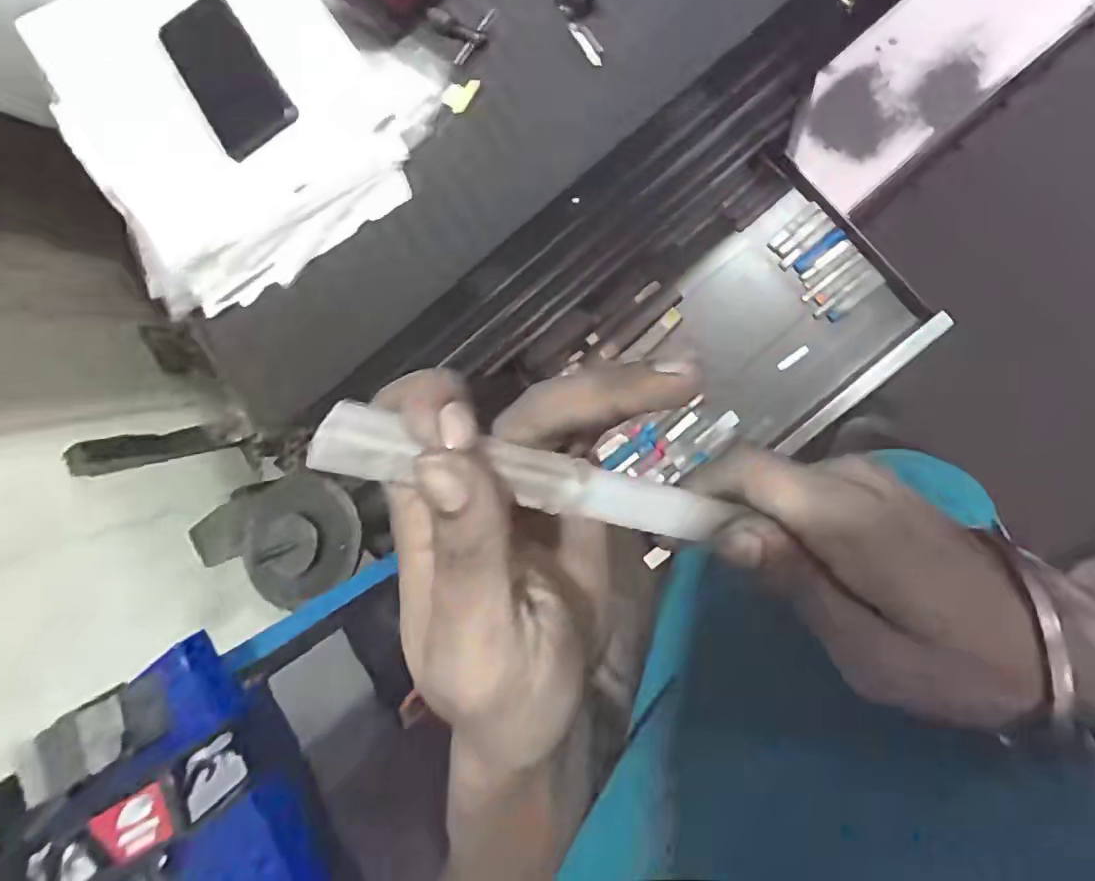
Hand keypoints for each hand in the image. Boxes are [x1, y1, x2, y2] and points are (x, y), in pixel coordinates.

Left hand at [374, 363, 700, 777]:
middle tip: (672, 383)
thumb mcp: (476, 637)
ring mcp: (540, 478)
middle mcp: (484, 478)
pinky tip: (676, 397)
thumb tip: (444, 454)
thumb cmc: (502, 691)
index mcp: (433, 510)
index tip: (471, 415)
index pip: (408, 422)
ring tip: (687, 379)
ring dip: (626, 387)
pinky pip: (605, 433)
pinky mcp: (585, 487)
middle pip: (525, 405)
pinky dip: (638, 410)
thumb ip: (465, 550)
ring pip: (572, 409)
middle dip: (594, 386)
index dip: (432, 401)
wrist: (564, 715)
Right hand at [699, 451, 1045, 728]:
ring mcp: (877, 474)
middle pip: (764, 471)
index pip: (748, 468)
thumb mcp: (866, 650)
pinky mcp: (888, 485)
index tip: (672, 533)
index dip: (699, 489)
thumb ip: (794, 581)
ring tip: (761, 575)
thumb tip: (726, 532)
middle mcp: (857, 475)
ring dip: (760, 513)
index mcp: (846, 512)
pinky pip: (817, 486)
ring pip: (788, 478)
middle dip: (726, 508)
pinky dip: (792, 512)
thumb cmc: (954, 659)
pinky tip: (806, 559)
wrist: (1046, 637)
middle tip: (715, 572)